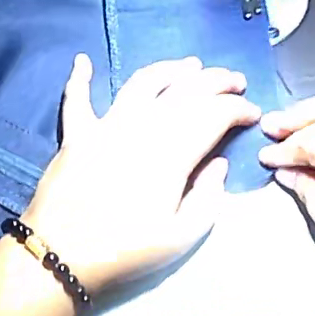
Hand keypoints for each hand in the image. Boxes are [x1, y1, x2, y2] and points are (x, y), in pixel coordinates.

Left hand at [22, 54, 260, 293]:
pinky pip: (77, 98)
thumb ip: (208, 197)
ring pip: (143, 82)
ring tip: (190, 66)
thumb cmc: (126, 249)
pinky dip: (79, 78)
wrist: (61, 254)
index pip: (215, 114)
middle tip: (234, 81)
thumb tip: (218, 164)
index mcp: (174, 150)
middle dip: (217, 81)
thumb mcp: (181, 236)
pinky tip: (82, 61)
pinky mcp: (76, 135)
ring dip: (170, 69)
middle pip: (186, 90)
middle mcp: (143, 125)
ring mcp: (106, 125)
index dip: (239, 109)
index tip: (252, 114)